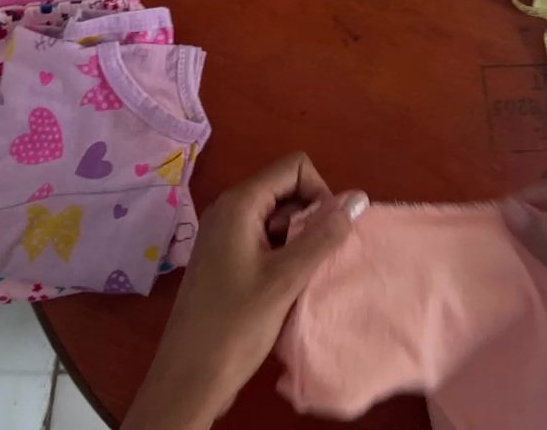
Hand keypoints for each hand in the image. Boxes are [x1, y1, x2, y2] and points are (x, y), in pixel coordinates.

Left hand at [123, 153, 367, 429]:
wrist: (188, 379)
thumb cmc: (235, 324)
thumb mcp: (286, 278)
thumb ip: (323, 235)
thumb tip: (358, 198)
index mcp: (240, 202)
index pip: (294, 167)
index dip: (319, 192)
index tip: (324, 233)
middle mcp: (230, 208)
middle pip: (286, 190)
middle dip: (309, 219)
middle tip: (311, 262)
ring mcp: (225, 233)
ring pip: (278, 217)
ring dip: (298, 241)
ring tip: (297, 280)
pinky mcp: (226, 257)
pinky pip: (265, 238)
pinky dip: (283, 255)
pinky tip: (285, 288)